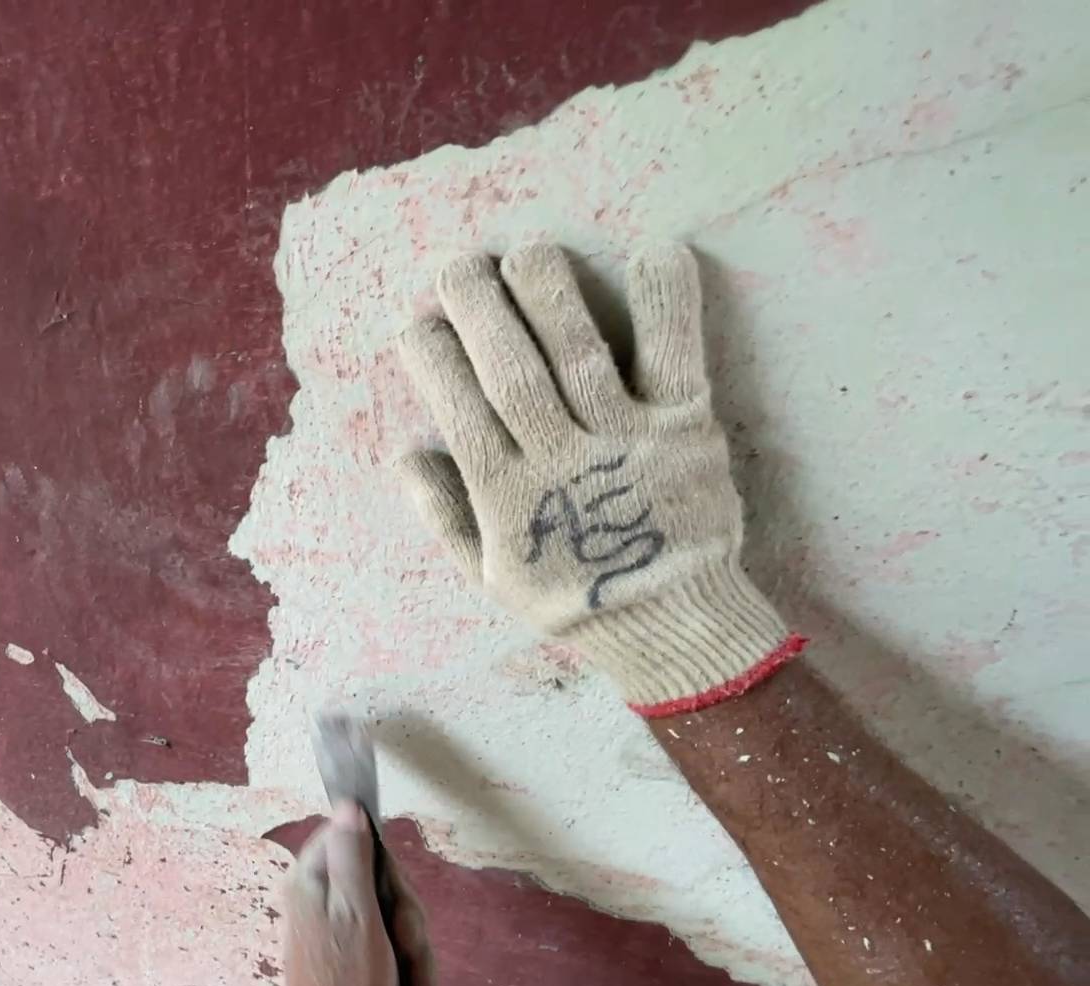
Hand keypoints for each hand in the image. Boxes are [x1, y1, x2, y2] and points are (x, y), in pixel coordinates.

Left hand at [270, 805, 437, 985]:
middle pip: (378, 877)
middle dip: (405, 912)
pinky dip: (410, 962)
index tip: (394, 893)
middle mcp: (323, 896)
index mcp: (312, 878)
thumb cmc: (347, 985)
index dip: (382, 862)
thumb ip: (352, 856)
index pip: (351, 837)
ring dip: (413, 944)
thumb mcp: (356, 912)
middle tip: (405, 941)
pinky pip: (393, 939)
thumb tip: (347, 805)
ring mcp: (341, 925)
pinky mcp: (358, 952)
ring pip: (392, 910)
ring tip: (413, 974)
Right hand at [397, 241, 798, 714]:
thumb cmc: (564, 598)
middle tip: (459, 266)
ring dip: (551, 299)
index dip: (435, 364)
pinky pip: (678, 359)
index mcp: (506, 497)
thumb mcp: (485, 575)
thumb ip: (443, 516)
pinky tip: (653, 249)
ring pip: (581, 357)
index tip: (416, 325)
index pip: (462, 414)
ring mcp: (627, 441)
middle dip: (481, 314)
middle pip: (513, 374)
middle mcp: (561, 460)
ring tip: (526, 251)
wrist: (670, 625)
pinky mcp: (690, 429)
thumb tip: (405, 456)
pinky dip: (668, 305)